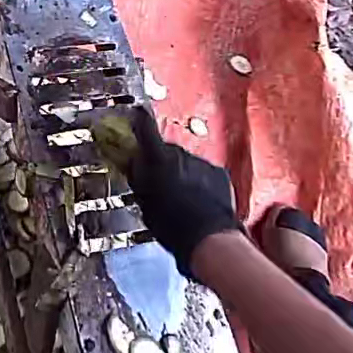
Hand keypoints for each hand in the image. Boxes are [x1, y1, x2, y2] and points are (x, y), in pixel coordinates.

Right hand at [122, 109, 241, 278]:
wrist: (210, 240)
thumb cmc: (171, 225)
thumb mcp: (144, 202)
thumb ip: (138, 177)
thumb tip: (133, 162)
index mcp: (158, 159)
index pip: (145, 129)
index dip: (139, 120)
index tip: (137, 112)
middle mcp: (180, 154)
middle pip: (166, 150)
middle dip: (161, 161)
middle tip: (157, 180)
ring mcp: (202, 163)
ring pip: (185, 162)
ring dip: (180, 173)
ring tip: (179, 198)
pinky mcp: (219, 173)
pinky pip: (203, 172)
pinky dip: (198, 181)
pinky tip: (196, 200)